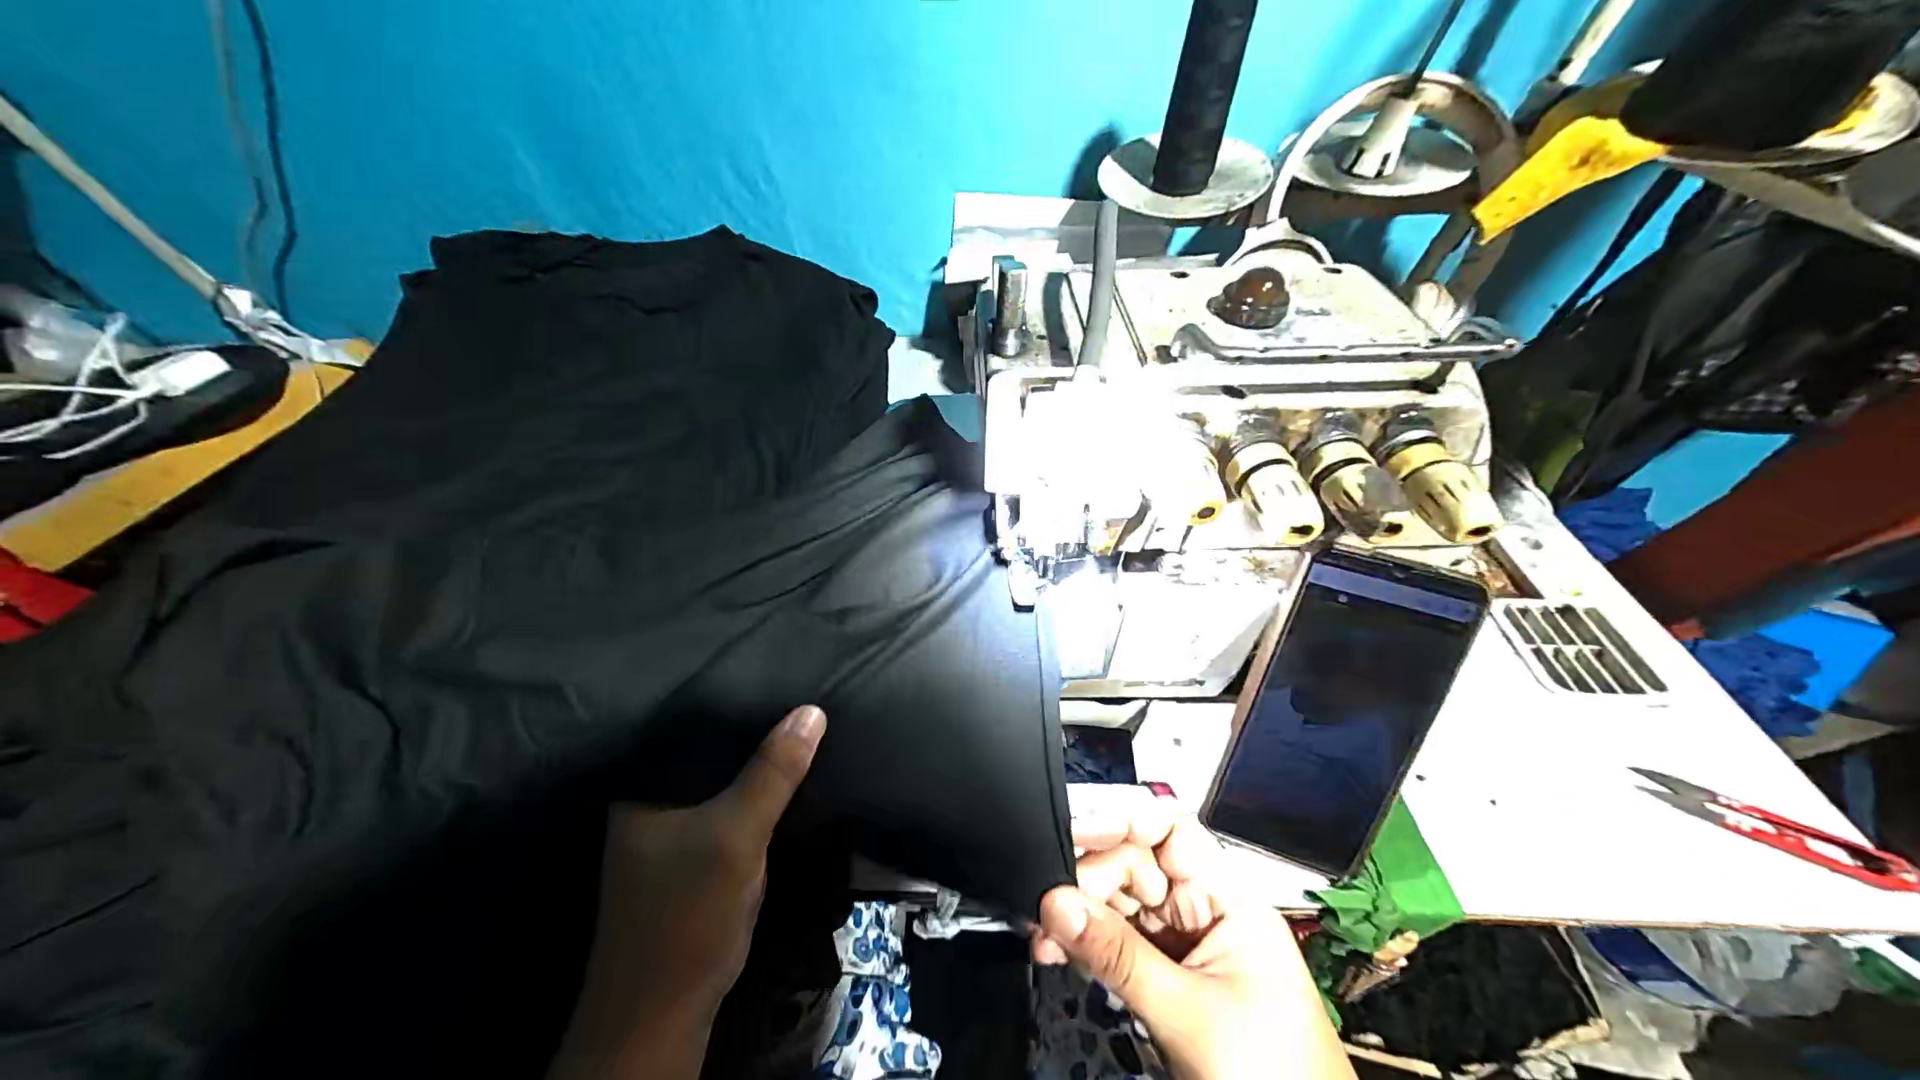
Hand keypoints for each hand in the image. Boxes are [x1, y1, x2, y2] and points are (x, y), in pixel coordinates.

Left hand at [549, 705, 826, 1079]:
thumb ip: (772, 773)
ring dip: (748, 768)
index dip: (727, 700)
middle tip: (792, 695)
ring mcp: (664, 837)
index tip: (771, 674)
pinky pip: (721, 811)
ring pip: (714, 785)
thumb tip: (812, 711)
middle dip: (745, 733)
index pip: (684, 726)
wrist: (662, 1017)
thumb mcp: (737, 834)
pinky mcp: (686, 861)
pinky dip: (747, 797)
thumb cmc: (687, 915)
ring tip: (791, 726)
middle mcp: (645, 806)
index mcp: (639, 789)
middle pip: (703, 755)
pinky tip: (777, 783)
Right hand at [1032, 788, 1354, 1079]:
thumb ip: (1118, 956)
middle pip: (1135, 867)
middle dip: (1089, 879)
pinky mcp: (1166, 980)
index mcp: (1230, 903)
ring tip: (1045, 936)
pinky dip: (1086, 946)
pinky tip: (1058, 951)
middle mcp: (1206, 914)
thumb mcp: (1188, 1015)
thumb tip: (1058, 903)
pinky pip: (1117, 944)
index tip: (1077, 834)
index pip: (1171, 833)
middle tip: (1052, 904)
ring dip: (1079, 915)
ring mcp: (1184, 947)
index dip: (1123, 823)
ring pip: (1119, 906)